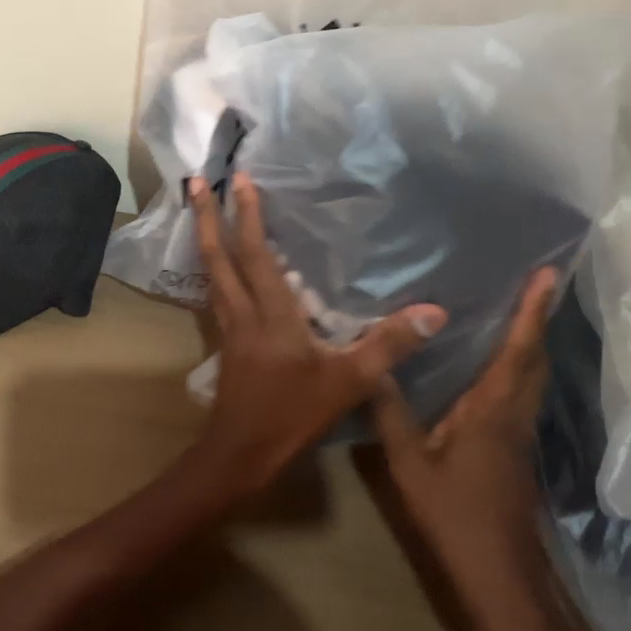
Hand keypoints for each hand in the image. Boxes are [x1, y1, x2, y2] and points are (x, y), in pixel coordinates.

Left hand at [187, 173, 447, 492]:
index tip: (239, 178)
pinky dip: (216, 270)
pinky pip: (217, 294)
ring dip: (206, 238)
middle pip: (217, 255)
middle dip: (207, 216)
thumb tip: (433, 311)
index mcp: (270, 314)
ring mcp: (228, 328)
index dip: (248, 215)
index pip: (255, 254)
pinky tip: (223, 269)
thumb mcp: (349, 382)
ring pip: (212, 273)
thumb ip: (388, 345)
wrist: (241, 453)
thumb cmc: (293, 415)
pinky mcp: (224, 343)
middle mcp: (241, 312)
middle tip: (196, 181)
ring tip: (202, 211)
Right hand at [363, 265, 557, 578]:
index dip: (532, 311)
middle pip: (534, 359)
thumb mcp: (409, 462)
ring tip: (512, 311)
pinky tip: (487, 366)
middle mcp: (513, 415)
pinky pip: (519, 394)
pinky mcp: (512, 448)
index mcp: (492, 410)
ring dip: (529, 342)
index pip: (518, 351)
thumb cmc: (454, 514)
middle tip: (532, 282)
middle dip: (536, 318)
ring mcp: (517, 434)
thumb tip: (371, 362)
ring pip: (530, 377)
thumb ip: (389, 411)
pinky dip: (514, 367)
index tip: (546, 274)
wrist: (498, 573)